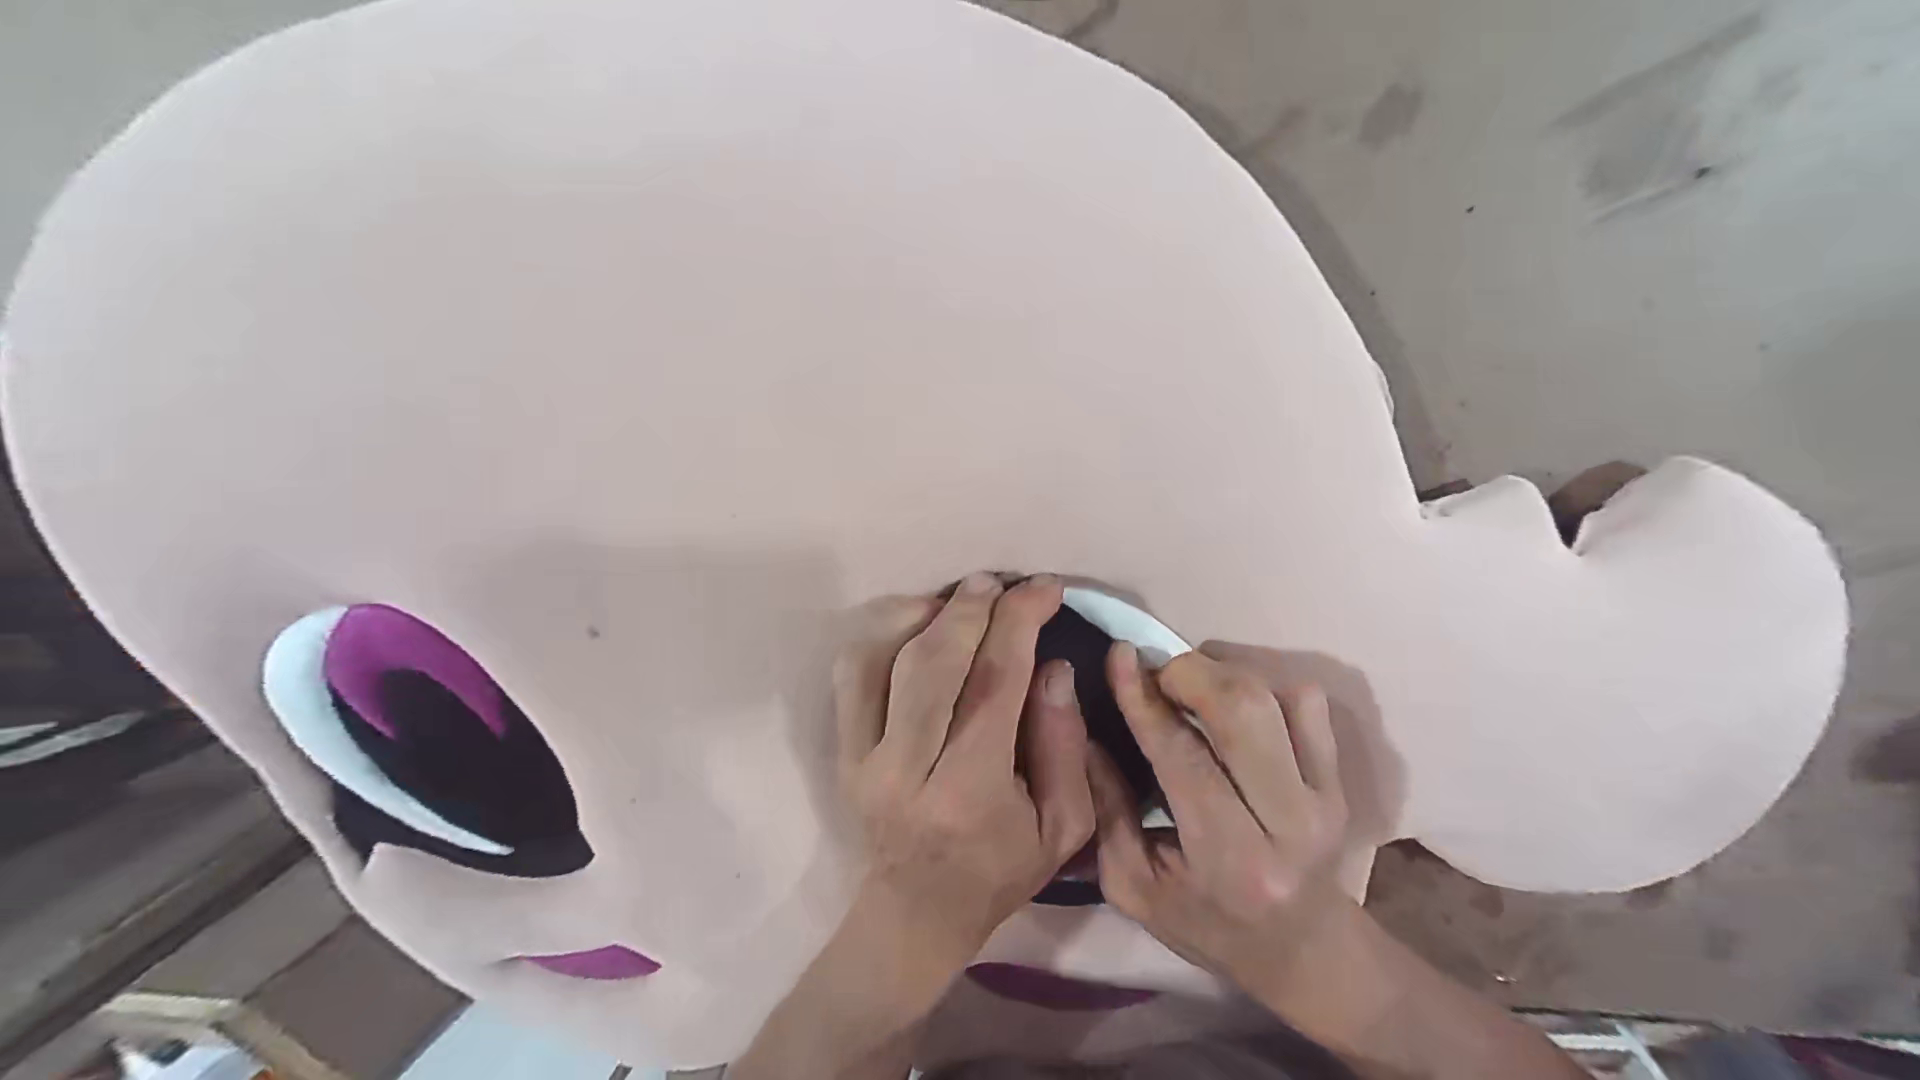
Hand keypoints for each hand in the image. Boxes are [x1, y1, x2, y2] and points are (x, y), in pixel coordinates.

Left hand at [835, 572, 1094, 959]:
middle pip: (935, 662)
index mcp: (970, 790)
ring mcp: (863, 758)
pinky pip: (851, 673)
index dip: (1021, 623)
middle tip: (1002, 583)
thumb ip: (1064, 744)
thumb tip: (1052, 665)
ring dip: (925, 613)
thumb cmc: (1000, 868)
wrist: (916, 910)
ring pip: (884, 658)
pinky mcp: (842, 751)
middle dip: (973, 608)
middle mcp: (907, 769)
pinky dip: (882, 633)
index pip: (996, 683)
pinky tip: (917, 622)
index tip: (1044, 589)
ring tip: (963, 597)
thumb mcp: (1062, 825)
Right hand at [1086, 642, 1351, 999]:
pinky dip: (1263, 688)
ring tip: (1189, 690)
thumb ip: (1105, 808)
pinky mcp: (1341, 780)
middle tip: (1156, 677)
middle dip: (1189, 673)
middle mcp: (1286, 823)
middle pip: (1243, 709)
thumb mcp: (1131, 885)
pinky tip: (1234, 710)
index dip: (1143, 697)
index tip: (1119, 654)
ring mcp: (1324, 797)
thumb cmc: (1204, 921)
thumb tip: (1085, 733)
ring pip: (1274, 696)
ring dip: (1221, 675)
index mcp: (1227, 857)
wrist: (1303, 949)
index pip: (1181, 754)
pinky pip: (1306, 702)